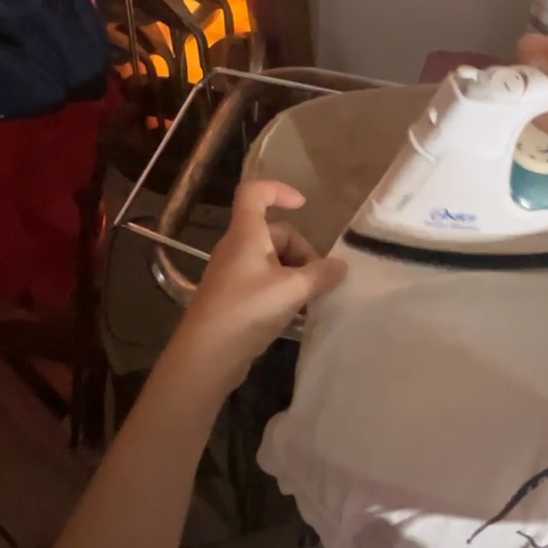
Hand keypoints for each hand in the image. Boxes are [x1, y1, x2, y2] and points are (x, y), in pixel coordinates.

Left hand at [169, 180, 346, 391]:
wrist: (205, 357)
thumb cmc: (246, 311)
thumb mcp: (292, 290)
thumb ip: (321, 275)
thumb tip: (342, 266)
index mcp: (246, 234)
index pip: (255, 192)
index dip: (279, 190)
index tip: (304, 205)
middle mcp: (237, 247)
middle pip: (275, 233)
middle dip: (302, 252)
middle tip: (319, 280)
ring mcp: (234, 273)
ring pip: (273, 260)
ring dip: (296, 274)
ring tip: (311, 299)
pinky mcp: (233, 297)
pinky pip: (265, 281)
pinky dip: (284, 289)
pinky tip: (296, 313)